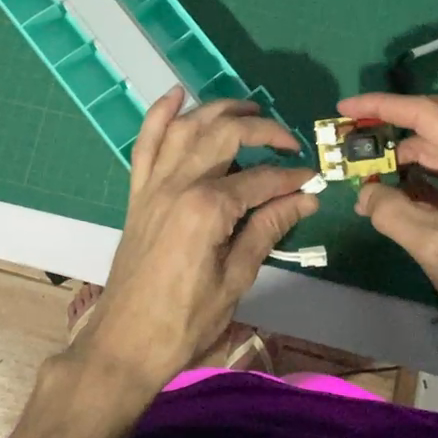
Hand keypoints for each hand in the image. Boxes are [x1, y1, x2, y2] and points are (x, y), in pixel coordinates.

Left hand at [73, 88, 318, 388]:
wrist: (125, 342)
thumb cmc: (185, 321)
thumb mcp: (235, 279)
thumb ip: (267, 231)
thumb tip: (303, 199)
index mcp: (206, 208)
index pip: (260, 179)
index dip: (290, 177)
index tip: (312, 180)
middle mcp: (178, 184)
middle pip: (224, 136)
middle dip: (262, 130)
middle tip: (289, 142)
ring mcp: (153, 185)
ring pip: (186, 127)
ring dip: (217, 110)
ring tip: (248, 110)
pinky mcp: (137, 193)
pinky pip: (145, 143)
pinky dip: (159, 114)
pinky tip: (176, 95)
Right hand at [339, 93, 437, 360]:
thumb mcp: (433, 246)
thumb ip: (391, 212)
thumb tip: (364, 193)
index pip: (426, 113)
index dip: (382, 106)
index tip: (344, 107)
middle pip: (430, 128)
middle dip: (387, 129)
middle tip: (347, 137)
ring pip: (433, 156)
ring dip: (397, 162)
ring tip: (360, 176)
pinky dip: (412, 184)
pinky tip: (386, 199)